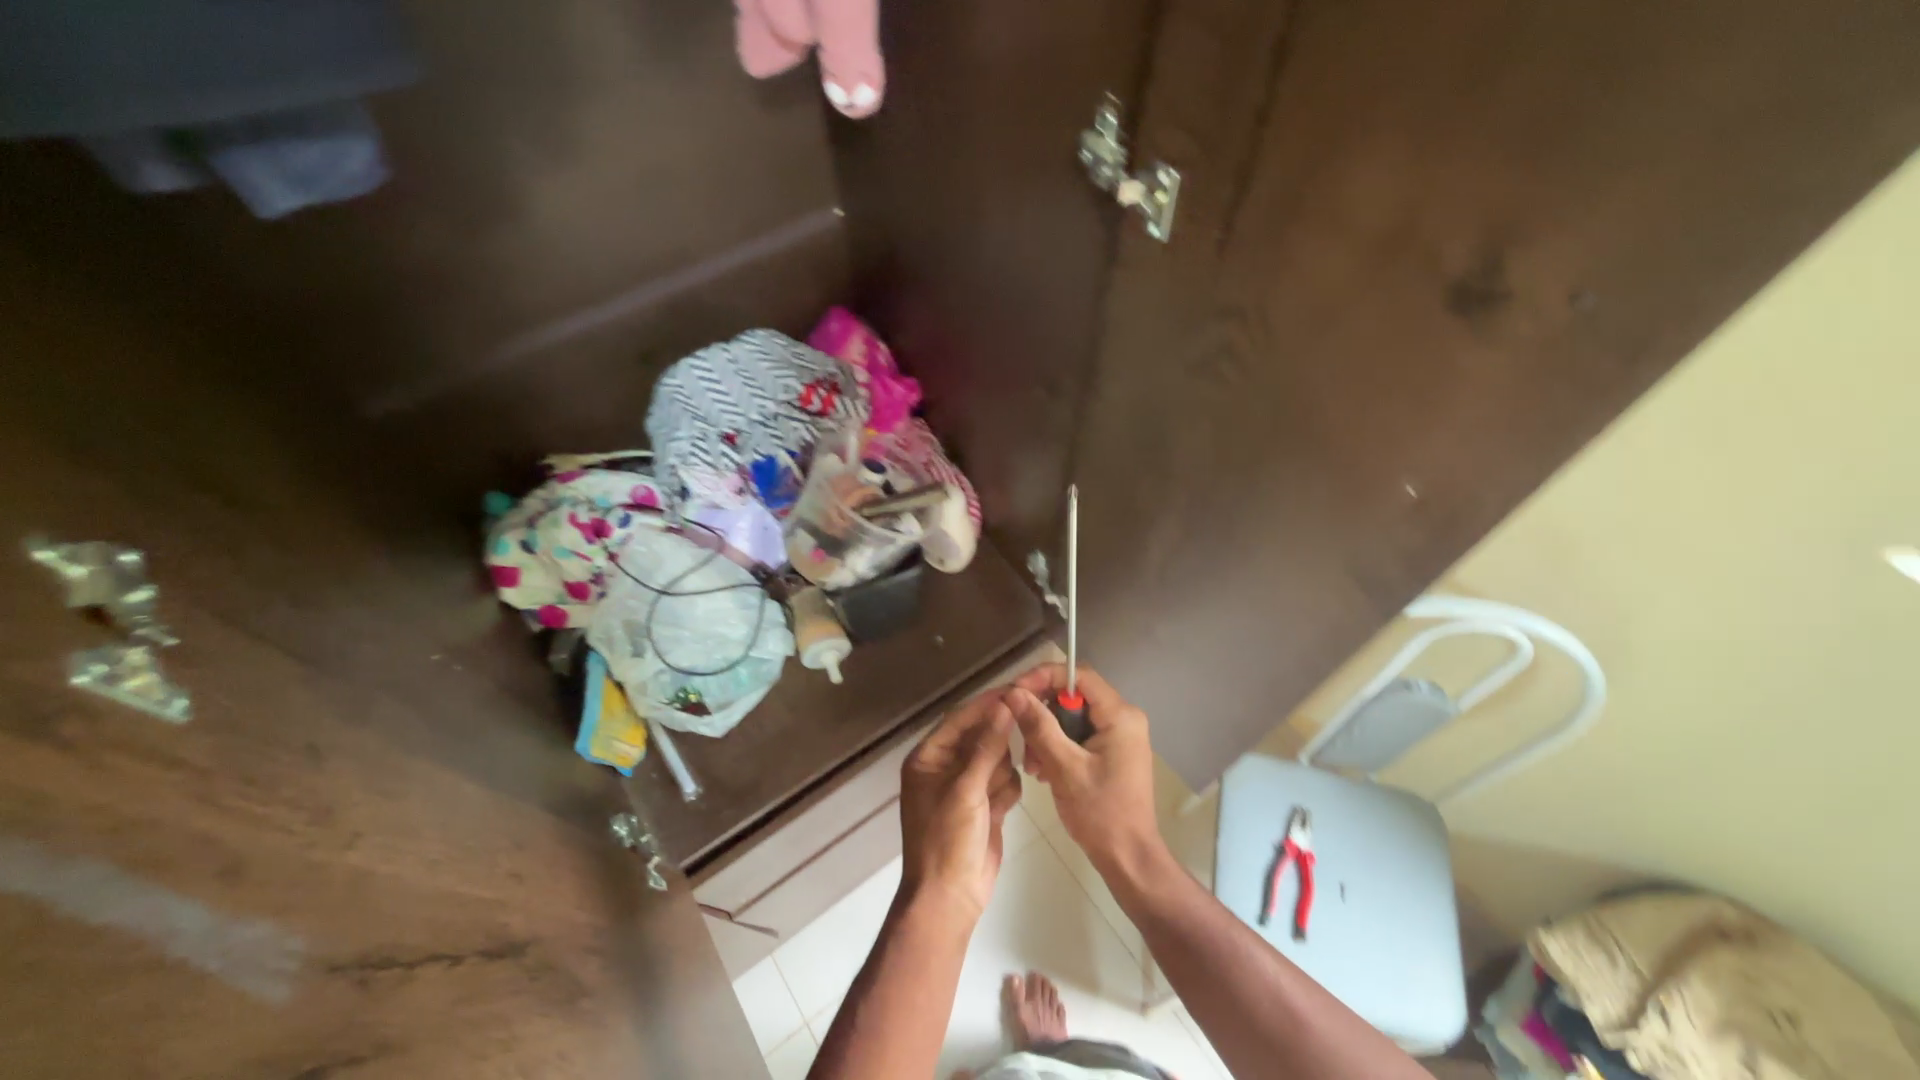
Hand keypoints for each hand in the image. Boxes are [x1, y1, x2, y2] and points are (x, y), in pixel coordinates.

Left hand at [898, 691, 1022, 921]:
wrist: (949, 897)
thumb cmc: (947, 841)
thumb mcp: (965, 790)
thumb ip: (987, 746)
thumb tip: (1005, 705)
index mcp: (928, 758)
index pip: (961, 719)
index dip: (988, 704)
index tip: (1019, 690)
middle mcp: (945, 767)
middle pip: (982, 736)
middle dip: (999, 744)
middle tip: (1024, 738)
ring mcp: (965, 787)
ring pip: (998, 759)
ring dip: (1003, 774)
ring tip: (994, 797)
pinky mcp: (984, 805)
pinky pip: (1005, 782)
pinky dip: (1006, 793)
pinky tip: (1000, 810)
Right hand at [1005, 665, 1162, 872]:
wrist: (1128, 856)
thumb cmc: (1100, 812)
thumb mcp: (1064, 767)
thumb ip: (1039, 726)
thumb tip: (1013, 693)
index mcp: (1120, 715)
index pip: (1078, 676)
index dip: (1043, 677)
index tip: (1015, 692)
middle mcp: (1123, 718)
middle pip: (1073, 697)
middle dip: (1042, 713)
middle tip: (1018, 735)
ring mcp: (1119, 736)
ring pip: (1072, 718)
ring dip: (1046, 735)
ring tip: (1032, 766)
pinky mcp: (1111, 753)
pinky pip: (1078, 736)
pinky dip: (1057, 748)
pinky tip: (1043, 772)